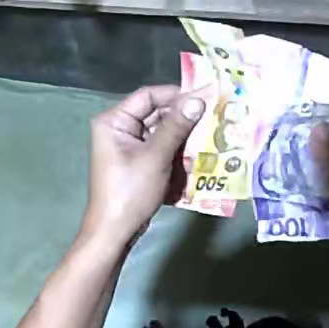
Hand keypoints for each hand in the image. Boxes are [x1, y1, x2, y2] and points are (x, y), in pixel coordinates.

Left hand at [81, 85, 205, 245]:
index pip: (148, 96)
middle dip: (183, 119)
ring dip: (183, 137)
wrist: (114, 232)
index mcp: (114, 121)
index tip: (205, 97)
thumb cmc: (130, 191)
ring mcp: (128, 147)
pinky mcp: (138, 163)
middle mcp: (119, 129)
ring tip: (210, 136)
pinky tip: (197, 157)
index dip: (176, 94)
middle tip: (214, 117)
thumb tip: (198, 100)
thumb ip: (176, 127)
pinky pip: (161, 149)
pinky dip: (177, 152)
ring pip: (162, 133)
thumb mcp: (155, 157)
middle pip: (156, 114)